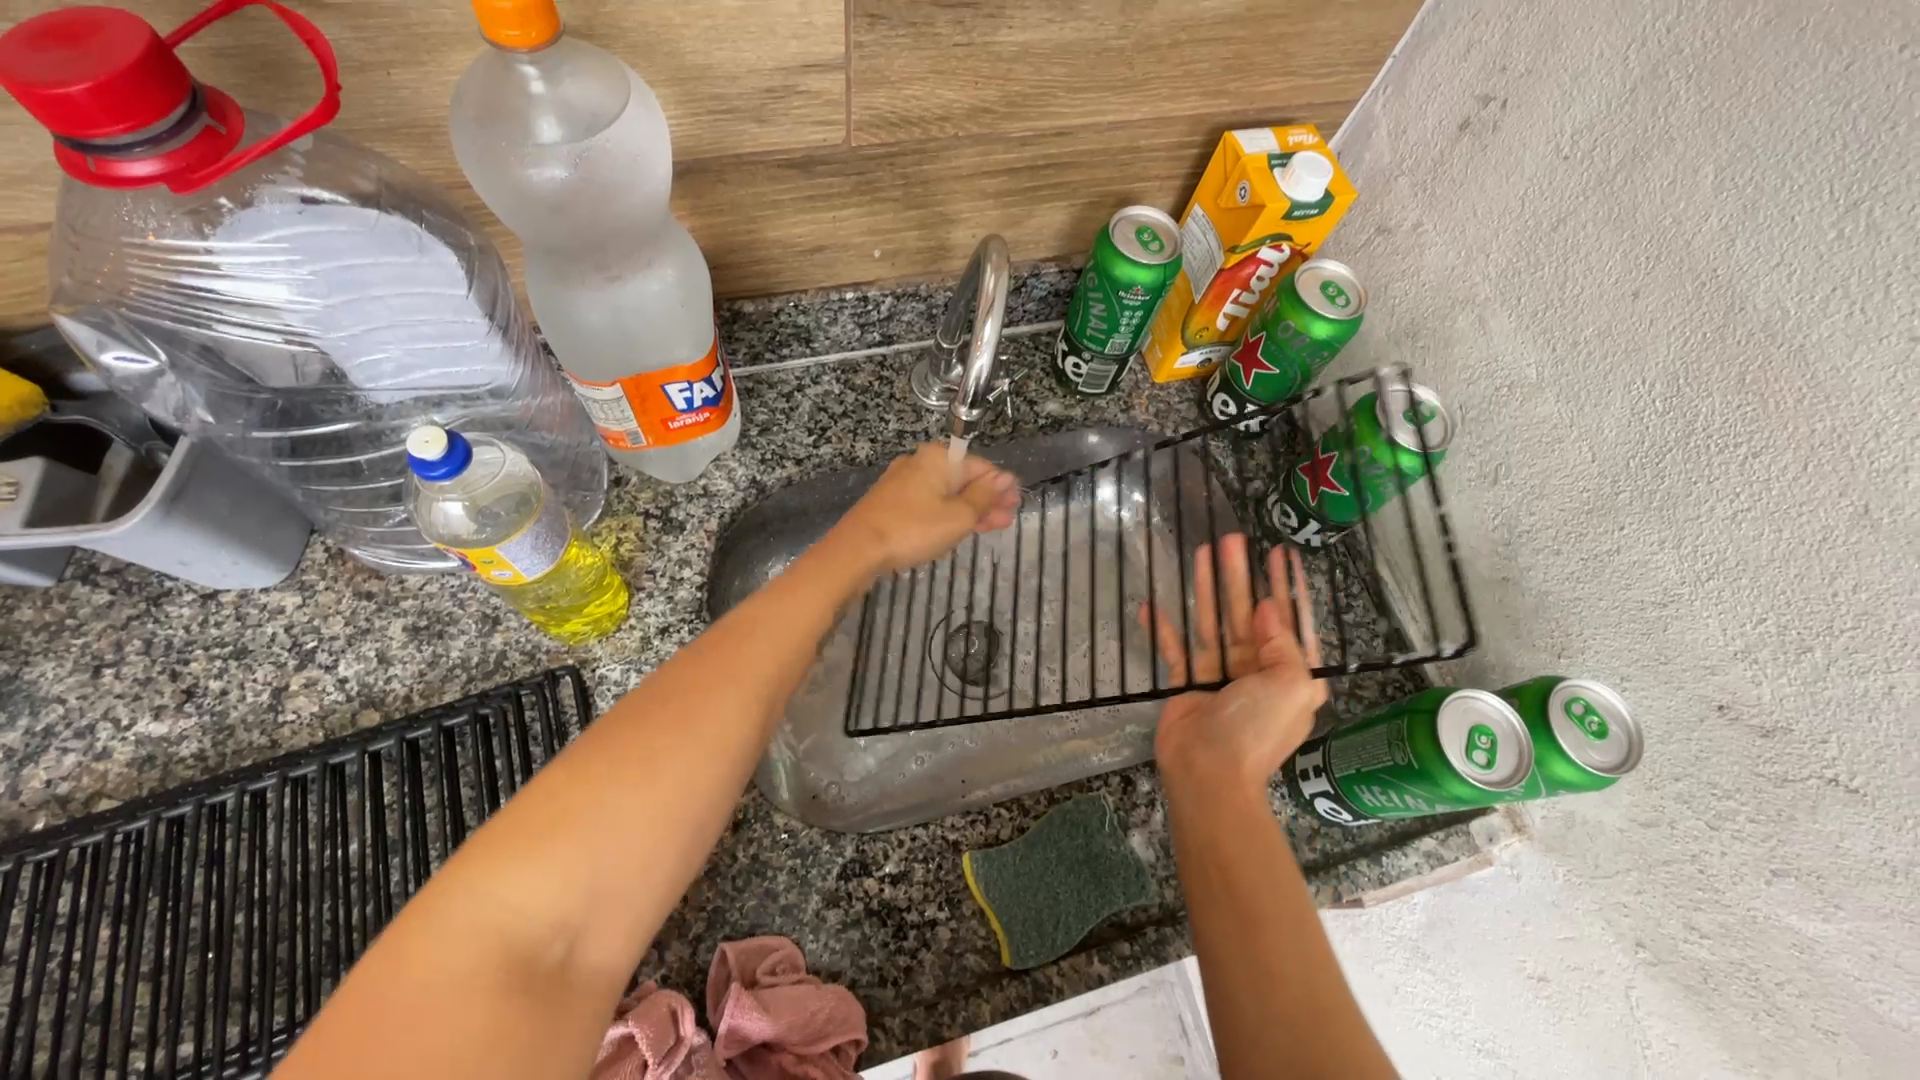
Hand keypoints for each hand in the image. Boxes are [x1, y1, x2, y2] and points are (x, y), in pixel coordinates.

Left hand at [832, 443, 1020, 575]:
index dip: (1001, 486)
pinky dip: (947, 514)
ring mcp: (903, 483)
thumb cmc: (913, 529)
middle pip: (963, 479)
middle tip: (1007, 518)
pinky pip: (929, 504)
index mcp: (938, 458)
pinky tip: (960, 528)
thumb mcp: (958, 516)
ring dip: (969, 509)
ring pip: (946, 493)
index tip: (1016, 503)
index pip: (981, 466)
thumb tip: (1004, 480)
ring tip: (991, 527)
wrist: (857, 549)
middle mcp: (920, 463)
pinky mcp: (893, 503)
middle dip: (987, 499)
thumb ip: (983, 497)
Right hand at [1147, 534, 1326, 795]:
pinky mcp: (1188, 686)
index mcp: (1292, 676)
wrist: (1209, 774)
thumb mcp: (1289, 685)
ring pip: (1214, 624)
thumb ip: (1281, 642)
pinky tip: (1151, 606)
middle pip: (1248, 615)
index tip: (1278, 553)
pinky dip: (1165, 630)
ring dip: (1207, 591)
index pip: (1291, 621)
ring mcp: (1221, 679)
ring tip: (1200, 553)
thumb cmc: (1256, 729)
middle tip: (1230, 540)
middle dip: (1240, 577)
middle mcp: (1259, 673)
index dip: (1284, 585)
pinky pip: (1177, 651)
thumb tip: (1266, 609)